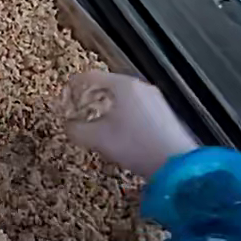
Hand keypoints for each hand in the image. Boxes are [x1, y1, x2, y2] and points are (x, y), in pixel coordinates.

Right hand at [62, 71, 200, 178]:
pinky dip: (120, 112)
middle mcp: (140, 87)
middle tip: (77, 110)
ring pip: (122, 96)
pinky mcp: (163, 113)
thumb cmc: (135, 145)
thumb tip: (68, 125)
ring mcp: (155, 99)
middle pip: (107, 84)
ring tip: (95, 122)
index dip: (72, 86)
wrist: (177, 164)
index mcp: (123, 86)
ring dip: (104, 105)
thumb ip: (76, 129)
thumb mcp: (97, 139)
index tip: (64, 97)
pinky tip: (118, 131)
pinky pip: (135, 106)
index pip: (90, 76)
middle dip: (88, 96)